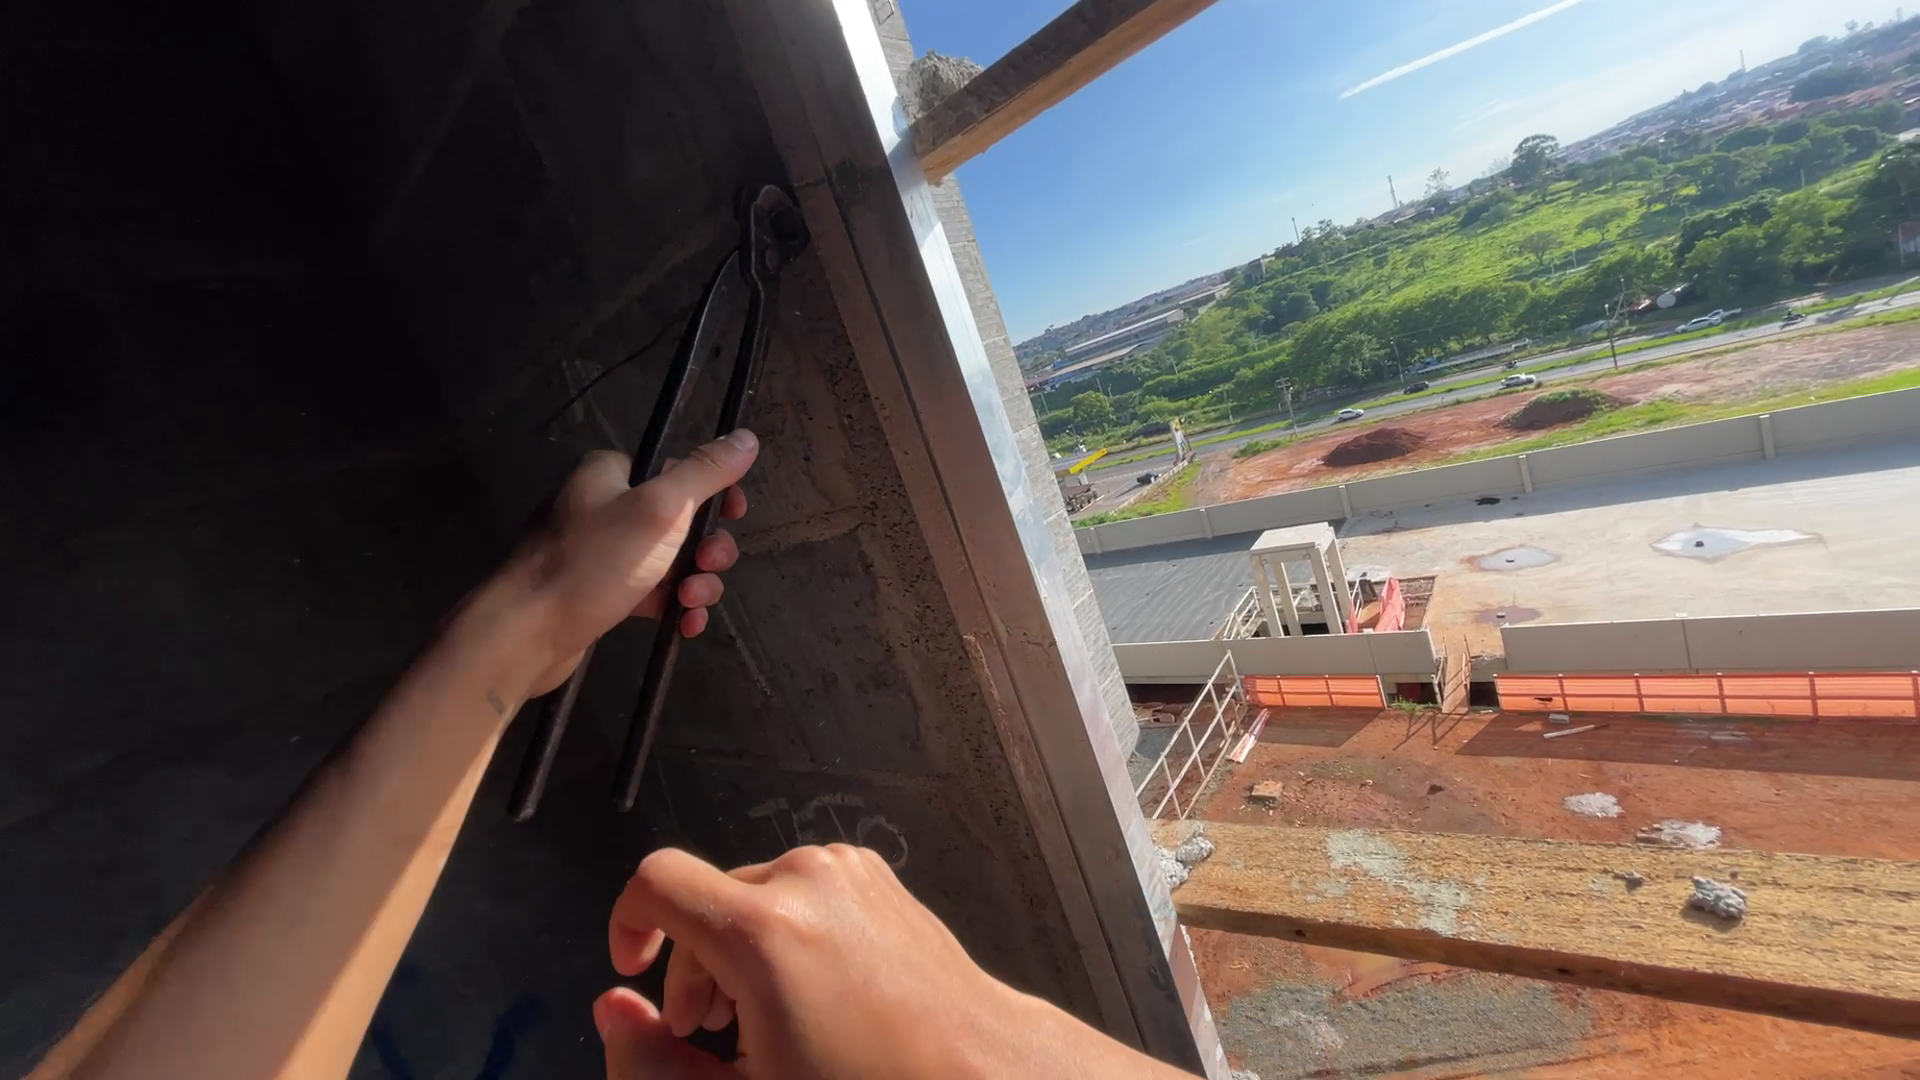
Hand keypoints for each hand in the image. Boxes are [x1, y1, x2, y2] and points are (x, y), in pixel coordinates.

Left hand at [511, 429, 757, 696]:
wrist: (524, 635)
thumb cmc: (594, 562)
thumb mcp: (662, 508)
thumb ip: (707, 472)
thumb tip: (748, 437)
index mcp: (614, 474)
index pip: (681, 471)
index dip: (717, 493)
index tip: (736, 516)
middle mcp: (606, 507)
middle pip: (685, 520)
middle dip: (708, 549)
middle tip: (708, 567)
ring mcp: (604, 553)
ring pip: (674, 561)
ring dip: (697, 583)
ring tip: (691, 604)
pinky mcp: (603, 593)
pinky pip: (655, 593)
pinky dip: (676, 606)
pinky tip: (684, 624)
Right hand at [596, 846, 1195, 1079]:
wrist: (970, 1065)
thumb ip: (651, 1060)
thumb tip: (615, 1008)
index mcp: (765, 930)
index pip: (657, 880)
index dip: (627, 921)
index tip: (635, 964)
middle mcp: (806, 879)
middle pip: (706, 898)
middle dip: (694, 963)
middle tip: (717, 1032)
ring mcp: (844, 868)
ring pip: (752, 892)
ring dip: (739, 948)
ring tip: (767, 1017)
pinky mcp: (869, 870)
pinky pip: (799, 886)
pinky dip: (784, 928)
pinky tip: (809, 988)